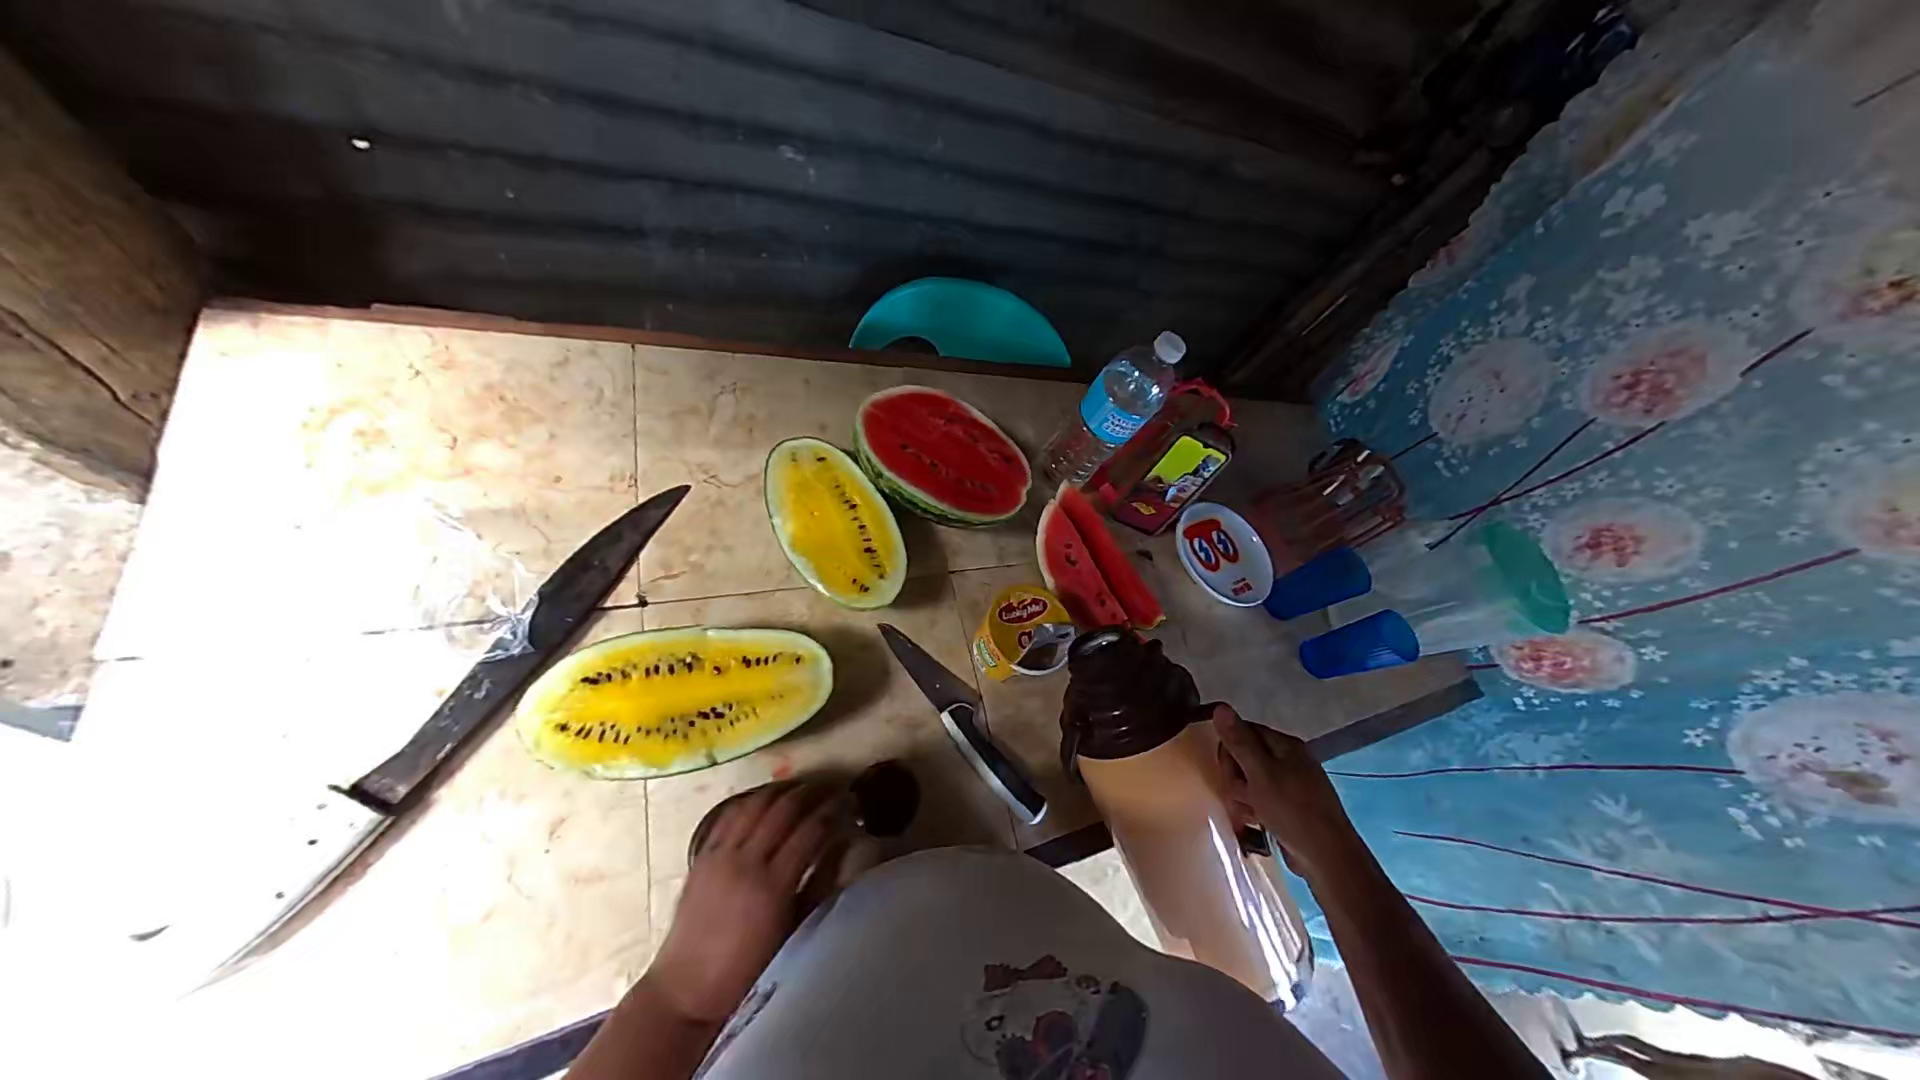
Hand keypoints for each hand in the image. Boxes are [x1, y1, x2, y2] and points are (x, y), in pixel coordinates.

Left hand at [646, 781, 845, 1023]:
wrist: (686, 990)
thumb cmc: (747, 970)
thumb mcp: (792, 933)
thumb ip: (820, 885)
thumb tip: (844, 844)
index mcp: (772, 886)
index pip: (810, 831)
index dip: (832, 811)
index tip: (848, 802)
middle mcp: (745, 862)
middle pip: (783, 809)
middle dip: (810, 793)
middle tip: (829, 788)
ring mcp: (720, 856)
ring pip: (755, 804)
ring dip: (780, 791)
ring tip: (800, 789)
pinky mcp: (702, 856)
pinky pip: (728, 815)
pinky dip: (751, 801)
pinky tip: (765, 800)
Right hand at [1210, 704, 1363, 880]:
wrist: (1327, 858)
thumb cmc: (1293, 811)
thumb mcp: (1260, 774)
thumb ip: (1239, 742)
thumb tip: (1221, 707)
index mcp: (1286, 746)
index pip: (1244, 731)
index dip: (1229, 750)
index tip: (1227, 771)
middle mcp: (1289, 760)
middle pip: (1244, 756)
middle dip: (1236, 777)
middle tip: (1241, 795)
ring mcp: (1290, 784)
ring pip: (1249, 780)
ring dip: (1242, 797)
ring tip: (1249, 814)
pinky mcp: (1289, 807)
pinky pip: (1259, 798)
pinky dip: (1253, 809)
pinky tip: (1255, 821)